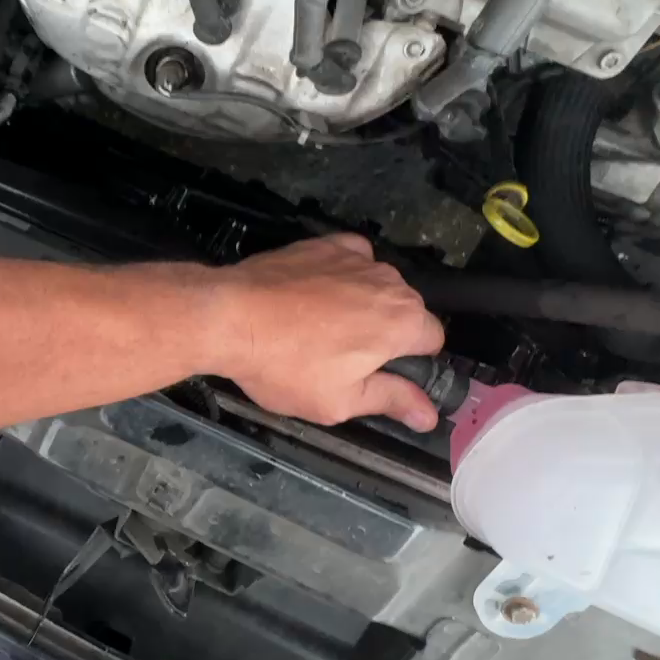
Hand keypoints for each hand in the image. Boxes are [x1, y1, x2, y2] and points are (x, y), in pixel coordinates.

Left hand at [211, 235, 446, 431]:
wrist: (227, 317)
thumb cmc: (282, 364)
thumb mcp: (337, 400)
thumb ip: (390, 401)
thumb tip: (428, 414)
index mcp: (402, 322)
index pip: (432, 341)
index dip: (408, 361)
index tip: (377, 373)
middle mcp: (388, 281)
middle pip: (404, 310)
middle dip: (382, 332)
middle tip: (338, 357)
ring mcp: (353, 258)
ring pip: (374, 284)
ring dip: (358, 303)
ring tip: (315, 328)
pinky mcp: (321, 245)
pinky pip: (346, 259)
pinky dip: (337, 275)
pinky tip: (311, 294)